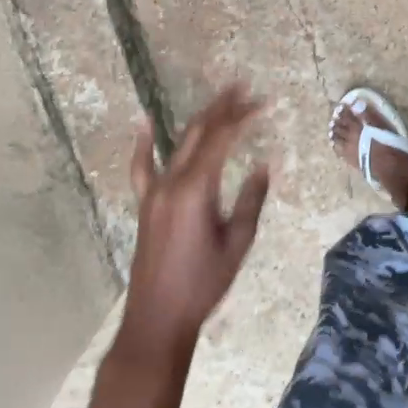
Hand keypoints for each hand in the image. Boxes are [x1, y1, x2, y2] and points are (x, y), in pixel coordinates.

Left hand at [118, 86, 271, 353]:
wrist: (158, 318)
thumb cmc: (203, 284)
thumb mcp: (237, 243)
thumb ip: (251, 200)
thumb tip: (262, 166)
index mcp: (196, 189)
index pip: (222, 139)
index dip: (242, 116)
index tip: (264, 102)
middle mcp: (172, 183)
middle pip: (199, 133)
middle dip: (224, 108)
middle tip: (246, 89)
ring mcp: (154, 192)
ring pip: (179, 143)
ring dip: (200, 119)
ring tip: (219, 99)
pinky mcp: (146, 204)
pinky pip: (143, 167)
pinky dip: (145, 143)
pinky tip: (146, 123)